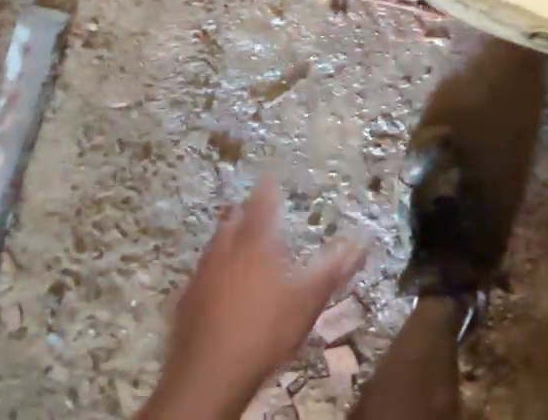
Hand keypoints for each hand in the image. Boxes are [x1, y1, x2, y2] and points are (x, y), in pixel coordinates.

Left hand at [140, 177, 365, 419]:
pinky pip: (200, 275)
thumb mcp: (309, 299)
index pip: (262, 202)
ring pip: (214, 246)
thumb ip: (335, 268)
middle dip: (243, 210)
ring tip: (237, 239)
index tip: (270, 172)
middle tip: (253, 205)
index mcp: (255, 242)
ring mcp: (201, 276)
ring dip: (226, 238)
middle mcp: (225, 250)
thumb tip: (362, 242)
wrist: (210, 376)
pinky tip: (217, 285)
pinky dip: (212, 271)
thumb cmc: (266, 330)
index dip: (267, 185)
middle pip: (232, 220)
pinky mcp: (185, 303)